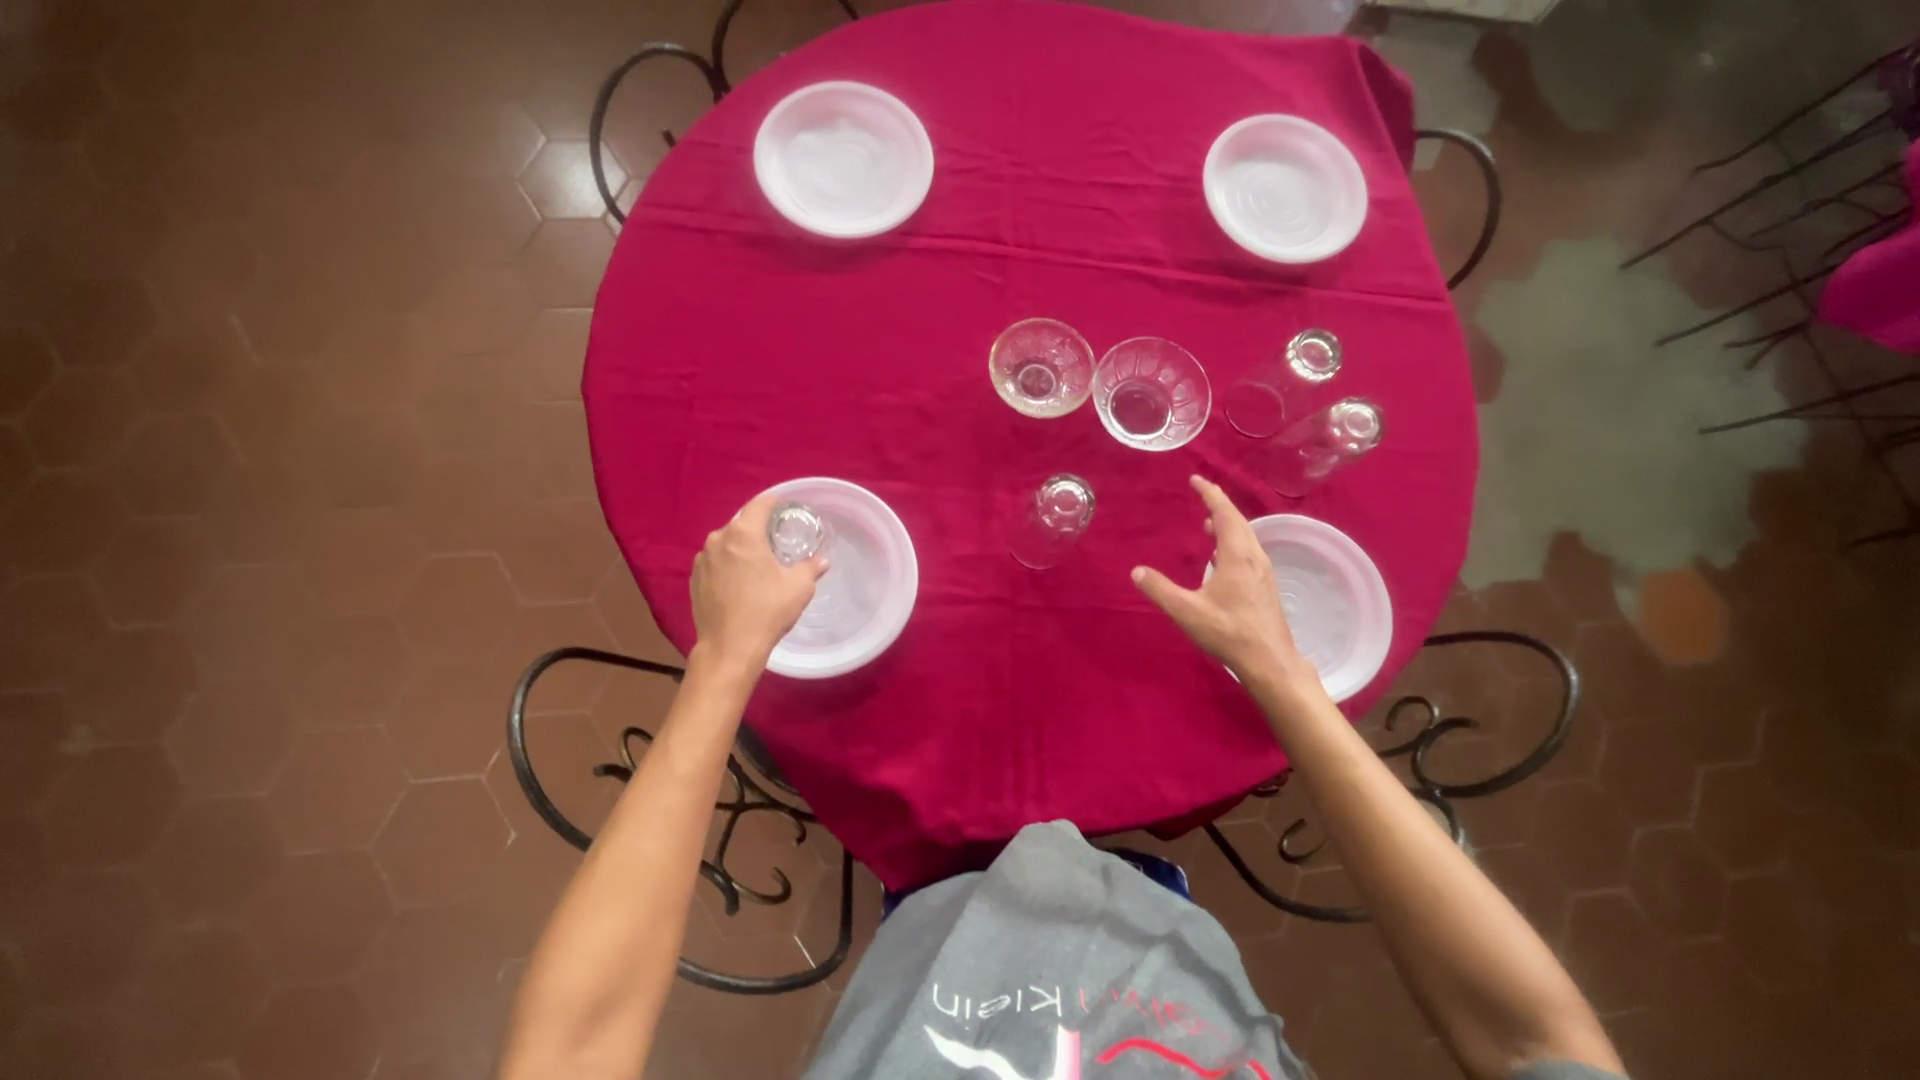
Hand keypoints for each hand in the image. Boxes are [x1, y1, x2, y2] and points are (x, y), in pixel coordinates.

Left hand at [690, 495, 828, 670]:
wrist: (729, 647)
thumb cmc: (767, 611)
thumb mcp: (799, 587)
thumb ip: (810, 568)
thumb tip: (822, 561)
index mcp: (743, 534)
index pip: (760, 504)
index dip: (775, 504)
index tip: (786, 510)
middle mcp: (718, 539)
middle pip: (742, 523)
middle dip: (759, 529)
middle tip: (776, 541)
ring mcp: (702, 559)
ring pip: (726, 543)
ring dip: (741, 548)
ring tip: (757, 563)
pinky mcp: (694, 579)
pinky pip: (715, 562)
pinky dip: (727, 564)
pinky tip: (739, 581)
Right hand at [1132, 476, 1316, 693]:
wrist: (1270, 661)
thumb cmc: (1229, 632)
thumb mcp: (1188, 612)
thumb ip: (1161, 590)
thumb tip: (1137, 572)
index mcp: (1237, 556)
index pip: (1225, 514)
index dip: (1210, 494)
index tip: (1195, 480)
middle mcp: (1254, 557)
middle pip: (1238, 522)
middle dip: (1219, 505)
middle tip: (1200, 495)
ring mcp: (1263, 572)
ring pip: (1245, 537)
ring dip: (1227, 525)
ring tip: (1207, 524)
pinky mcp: (1264, 586)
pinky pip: (1247, 552)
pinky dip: (1232, 543)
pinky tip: (1221, 557)